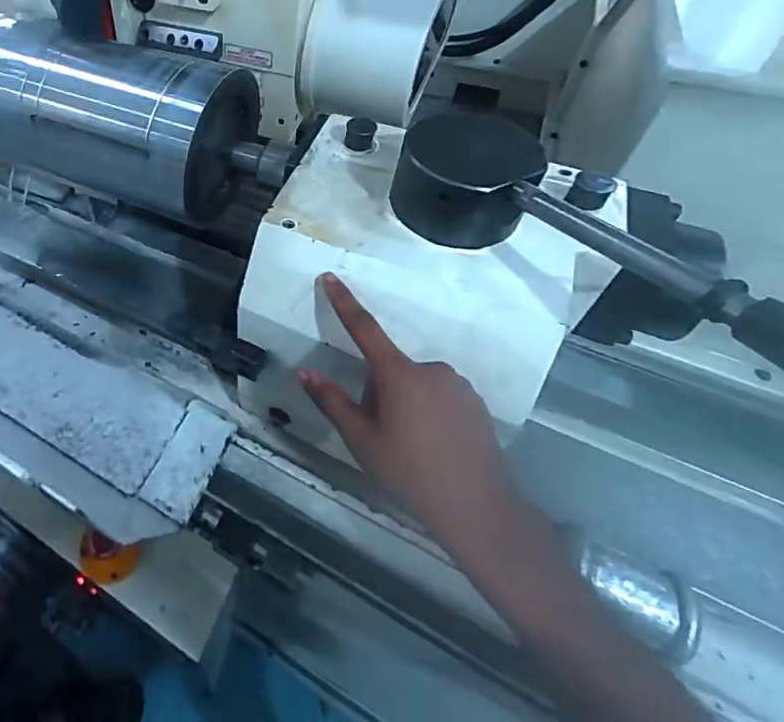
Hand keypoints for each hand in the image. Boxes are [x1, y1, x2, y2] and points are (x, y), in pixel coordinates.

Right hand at [299, 274, 519, 543]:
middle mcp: (430, 368)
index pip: (365, 328)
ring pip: (416, 386)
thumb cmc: (411, 473)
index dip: (344, 302)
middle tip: (384, 437)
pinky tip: (437, 450)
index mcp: (399, 374)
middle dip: (380, 395)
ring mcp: (457, 384)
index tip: (330, 277)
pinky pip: (440, 397)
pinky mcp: (476, 401)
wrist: (479, 507)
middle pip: (390, 371)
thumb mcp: (363, 441)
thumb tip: (304, 372)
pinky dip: (431, 415)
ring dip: (406, 406)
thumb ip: (333, 402)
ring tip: (413, 449)